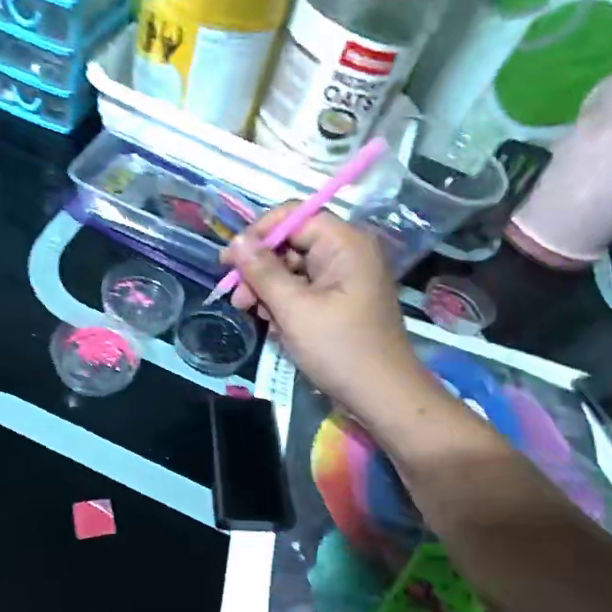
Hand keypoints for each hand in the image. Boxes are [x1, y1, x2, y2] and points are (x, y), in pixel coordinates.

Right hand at [222, 205, 424, 426]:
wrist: (382, 394)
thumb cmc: (339, 348)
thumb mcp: (293, 309)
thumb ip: (262, 271)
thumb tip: (235, 241)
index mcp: (344, 243)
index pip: (293, 216)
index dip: (258, 234)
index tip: (229, 261)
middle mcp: (348, 251)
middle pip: (291, 242)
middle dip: (260, 268)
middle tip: (238, 299)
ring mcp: (346, 276)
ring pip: (294, 268)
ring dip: (268, 288)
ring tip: (254, 315)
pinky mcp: (342, 299)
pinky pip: (305, 288)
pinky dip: (285, 302)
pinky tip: (275, 324)